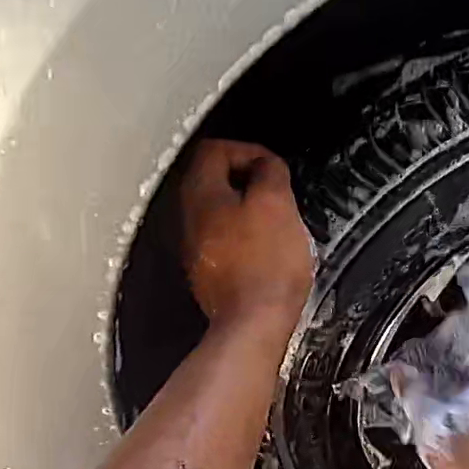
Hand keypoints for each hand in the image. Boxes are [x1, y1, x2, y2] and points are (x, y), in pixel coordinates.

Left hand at [179, 139, 314, 331]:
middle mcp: (189, 216)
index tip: (275, 167)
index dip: (250, 150)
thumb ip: (270, 174)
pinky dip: (248, 232)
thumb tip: (267, 164)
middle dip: (250, 178)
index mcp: (201, 194)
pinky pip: (227, 236)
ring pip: (221, 208)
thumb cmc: (267, 264)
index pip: (215, 149)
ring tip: (279, 218)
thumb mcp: (277, 205)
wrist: (255, 318)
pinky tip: (269, 246)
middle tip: (280, 190)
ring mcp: (197, 244)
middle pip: (214, 178)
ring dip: (249, 206)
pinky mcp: (211, 267)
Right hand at [383, 260, 468, 468]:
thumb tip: (400, 366)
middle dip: (446, 346)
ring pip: (467, 377)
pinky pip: (466, 395)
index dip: (459, 320)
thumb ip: (415, 395)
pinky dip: (449, 390)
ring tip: (419, 364)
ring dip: (447, 369)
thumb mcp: (434, 426)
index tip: (441, 304)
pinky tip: (432, 398)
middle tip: (419, 338)